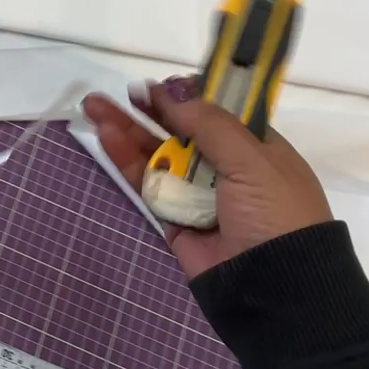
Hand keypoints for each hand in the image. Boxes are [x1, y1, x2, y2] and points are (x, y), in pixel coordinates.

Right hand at [83, 76, 331, 278]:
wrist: (270, 283)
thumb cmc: (274, 213)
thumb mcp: (251, 160)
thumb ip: (209, 124)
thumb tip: (173, 89)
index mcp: (254, 147)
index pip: (214, 112)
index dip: (184, 97)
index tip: (157, 86)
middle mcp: (223, 165)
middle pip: (177, 130)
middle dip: (145, 110)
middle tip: (113, 93)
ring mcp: (194, 190)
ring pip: (155, 153)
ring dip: (126, 130)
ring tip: (94, 108)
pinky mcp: (171, 215)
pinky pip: (146, 181)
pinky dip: (126, 159)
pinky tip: (108, 137)